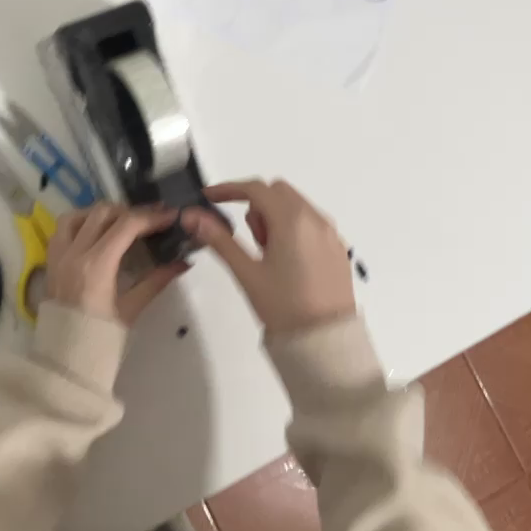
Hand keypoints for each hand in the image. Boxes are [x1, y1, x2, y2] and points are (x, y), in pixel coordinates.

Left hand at [45, 204, 189, 325]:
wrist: (65, 358)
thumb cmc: (100, 338)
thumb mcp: (131, 309)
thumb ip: (156, 281)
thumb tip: (183, 263)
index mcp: (96, 265)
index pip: (126, 225)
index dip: (151, 217)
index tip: (170, 216)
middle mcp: (74, 252)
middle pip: (103, 213)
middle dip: (130, 212)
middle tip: (150, 220)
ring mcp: (58, 254)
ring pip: (78, 215)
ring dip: (102, 214)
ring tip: (121, 223)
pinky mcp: (50, 260)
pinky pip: (62, 228)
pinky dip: (80, 222)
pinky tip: (96, 232)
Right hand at [185, 179, 354, 333]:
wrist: (326, 341)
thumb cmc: (282, 306)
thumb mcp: (246, 273)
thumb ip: (219, 240)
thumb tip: (192, 216)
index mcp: (291, 220)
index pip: (256, 188)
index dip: (228, 189)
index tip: (208, 197)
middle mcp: (315, 218)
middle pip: (278, 191)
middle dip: (256, 204)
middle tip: (250, 240)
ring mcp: (330, 232)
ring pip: (296, 205)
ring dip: (275, 216)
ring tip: (268, 254)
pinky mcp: (338, 247)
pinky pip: (311, 222)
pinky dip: (292, 228)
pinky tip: (287, 261)